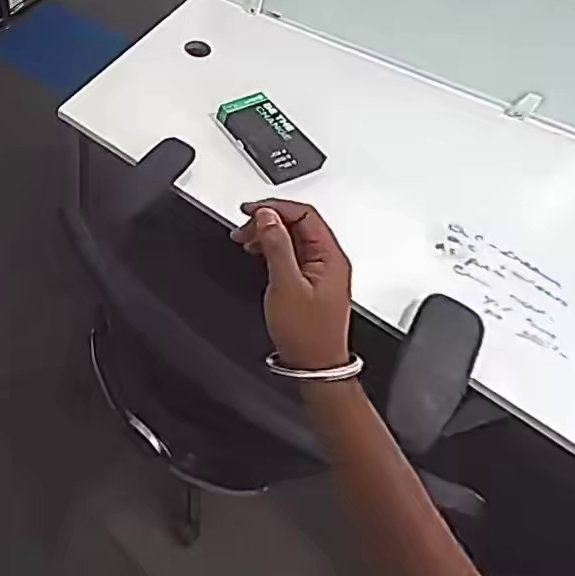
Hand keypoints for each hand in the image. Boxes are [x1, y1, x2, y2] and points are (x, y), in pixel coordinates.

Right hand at [231, 200, 352, 369]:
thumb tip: (267, 216)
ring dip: (266, 234)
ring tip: (244, 240)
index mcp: (330, 256)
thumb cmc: (307, 335)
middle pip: (297, 223)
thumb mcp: (286, 285)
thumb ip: (277, 246)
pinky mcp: (309, 280)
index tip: (250, 210)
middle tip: (244, 228)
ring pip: (291, 237)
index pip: (304, 214)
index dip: (275, 207)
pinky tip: (256, 253)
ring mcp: (319, 270)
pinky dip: (270, 247)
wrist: (314, 368)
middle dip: (267, 220)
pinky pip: (289, 252)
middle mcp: (328, 260)